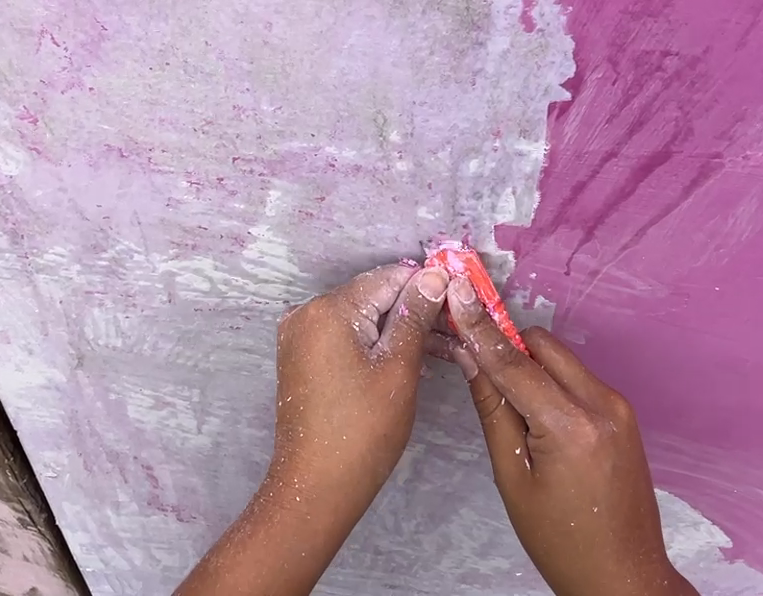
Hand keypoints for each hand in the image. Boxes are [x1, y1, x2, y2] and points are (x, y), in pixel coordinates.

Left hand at [175, 263, 449, 595]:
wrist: (315, 488)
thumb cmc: (363, 431)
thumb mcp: (398, 368)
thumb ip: (415, 315)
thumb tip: (435, 273)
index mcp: (330, 308)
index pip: (387, 278)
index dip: (427, 285)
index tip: (461, 301)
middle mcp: (308, 311)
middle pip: (373, 295)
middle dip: (415, 309)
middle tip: (457, 331)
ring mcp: (301, 334)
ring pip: (362, 316)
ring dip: (398, 328)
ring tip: (443, 348)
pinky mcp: (302, 355)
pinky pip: (345, 334)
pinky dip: (375, 341)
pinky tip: (407, 356)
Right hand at [442, 275, 694, 595]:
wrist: (625, 579)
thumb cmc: (560, 539)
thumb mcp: (513, 477)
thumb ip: (492, 410)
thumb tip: (469, 357)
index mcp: (570, 426)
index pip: (513, 362)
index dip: (480, 327)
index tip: (457, 293)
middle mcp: (601, 404)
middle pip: (542, 344)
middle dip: (508, 345)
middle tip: (480, 364)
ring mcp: (618, 406)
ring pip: (560, 356)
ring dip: (530, 362)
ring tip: (511, 400)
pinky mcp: (623, 412)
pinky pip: (577, 376)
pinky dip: (551, 379)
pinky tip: (538, 411)